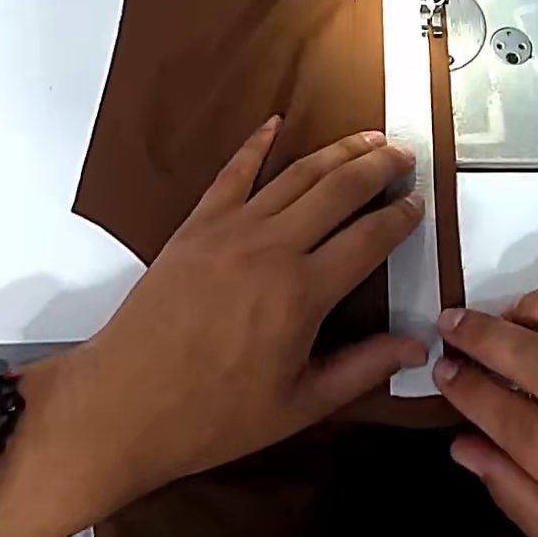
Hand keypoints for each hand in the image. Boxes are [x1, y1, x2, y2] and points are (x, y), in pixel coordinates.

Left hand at [0, 118, 428, 536]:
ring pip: (297, 174)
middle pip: (340, 189)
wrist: (119, 408)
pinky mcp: (198, 223)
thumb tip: (418, 346)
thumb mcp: (299, 405)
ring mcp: (232, 228)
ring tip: (367, 137)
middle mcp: (273, 248)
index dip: (402, 216)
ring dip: (338, 150)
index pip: (370, 238)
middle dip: (379, 165)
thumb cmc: (212, 415)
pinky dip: (256, 143)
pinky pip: (233, 172)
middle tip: (403, 153)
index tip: (418, 203)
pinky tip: (276, 122)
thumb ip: (363, 369)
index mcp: (303, 294)